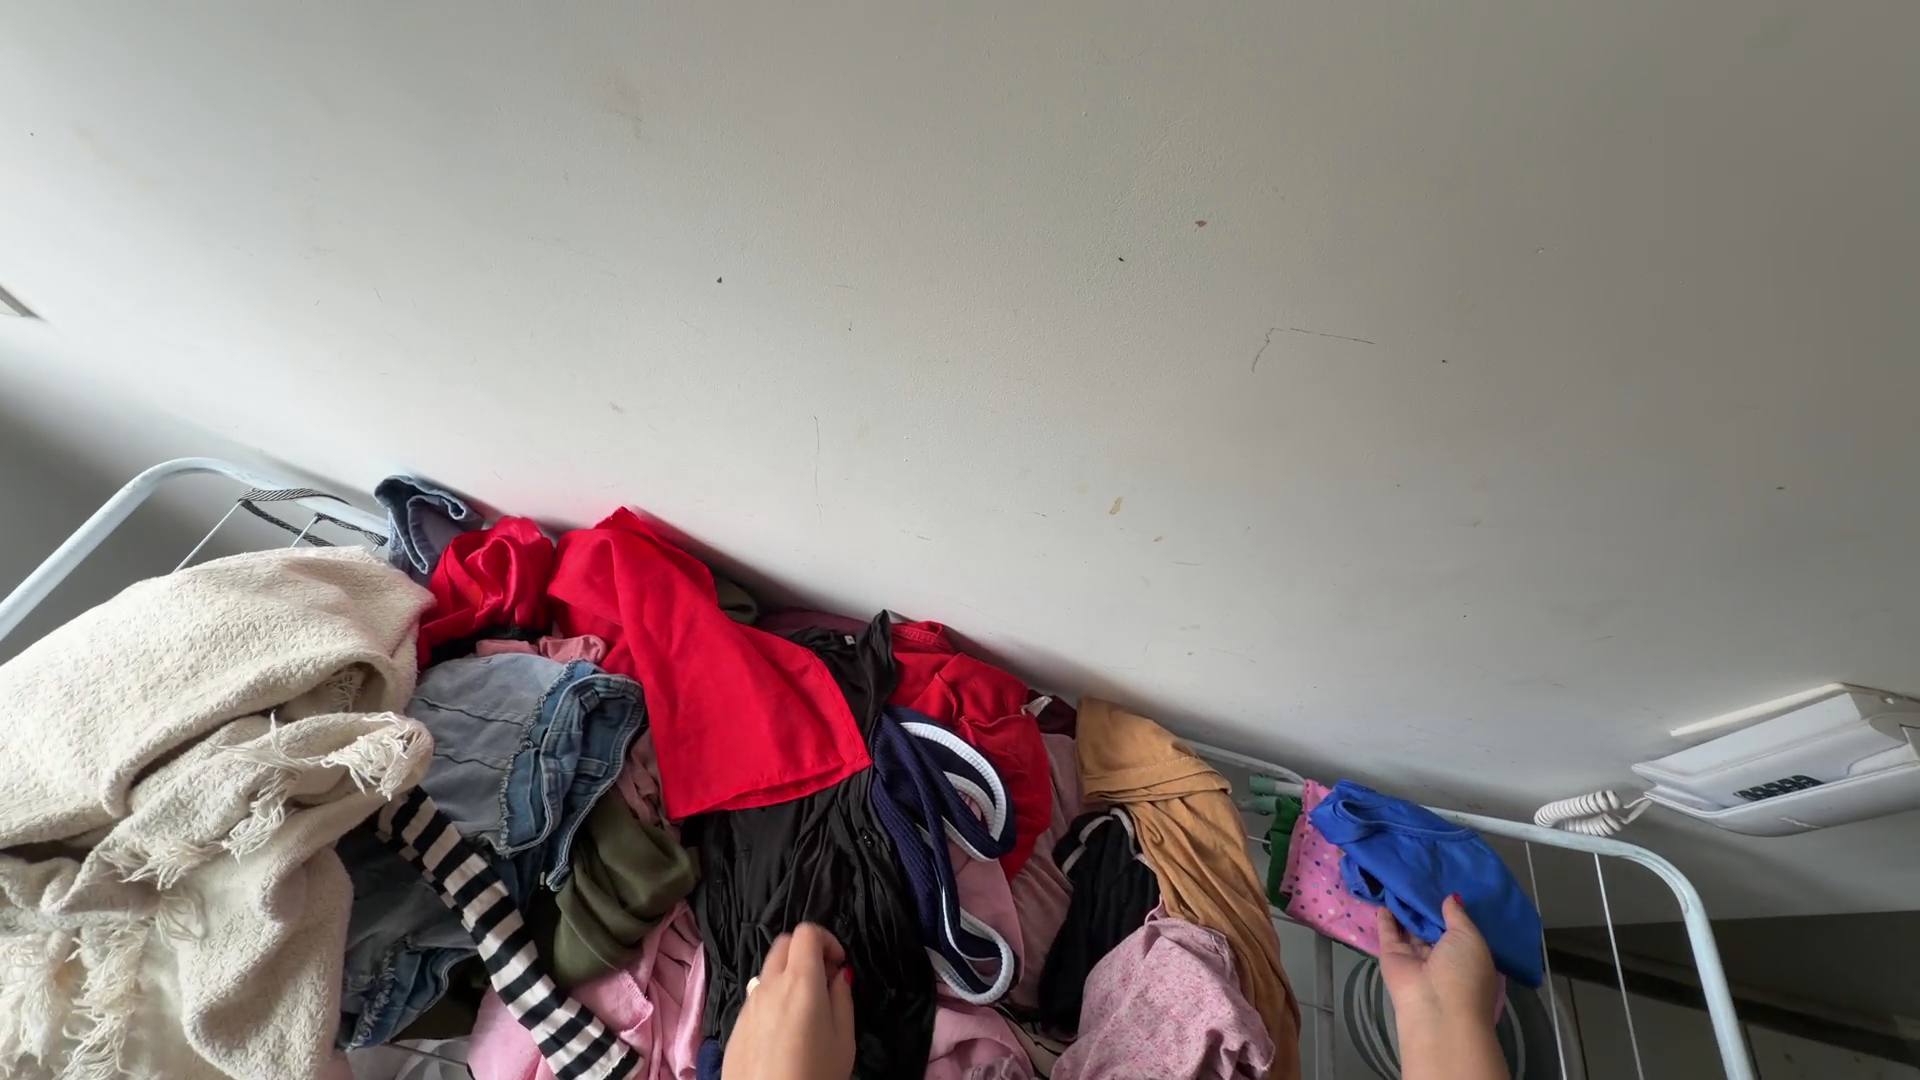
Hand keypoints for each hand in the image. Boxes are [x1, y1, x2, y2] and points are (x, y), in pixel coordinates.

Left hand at [722, 923, 855, 1079]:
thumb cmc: (815, 1076)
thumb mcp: (843, 1040)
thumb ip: (842, 997)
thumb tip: (837, 976)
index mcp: (800, 980)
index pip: (806, 932)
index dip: (826, 939)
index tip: (838, 964)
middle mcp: (769, 985)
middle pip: (783, 944)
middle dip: (805, 952)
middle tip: (822, 979)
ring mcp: (748, 1006)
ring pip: (767, 972)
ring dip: (787, 976)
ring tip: (803, 1008)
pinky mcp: (735, 1029)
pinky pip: (756, 999)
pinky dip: (771, 999)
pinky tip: (782, 1033)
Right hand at [1377, 896, 1505, 1079]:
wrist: (1435, 1004)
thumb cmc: (1464, 972)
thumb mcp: (1470, 939)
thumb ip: (1458, 916)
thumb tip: (1451, 897)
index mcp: (1466, 956)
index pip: (1457, 928)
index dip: (1450, 908)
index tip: (1442, 882)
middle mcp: (1441, 956)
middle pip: (1431, 926)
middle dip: (1425, 906)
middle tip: (1417, 874)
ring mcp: (1415, 956)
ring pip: (1409, 927)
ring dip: (1404, 908)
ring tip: (1397, 879)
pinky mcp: (1392, 954)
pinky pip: (1387, 930)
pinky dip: (1384, 915)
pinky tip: (1382, 896)